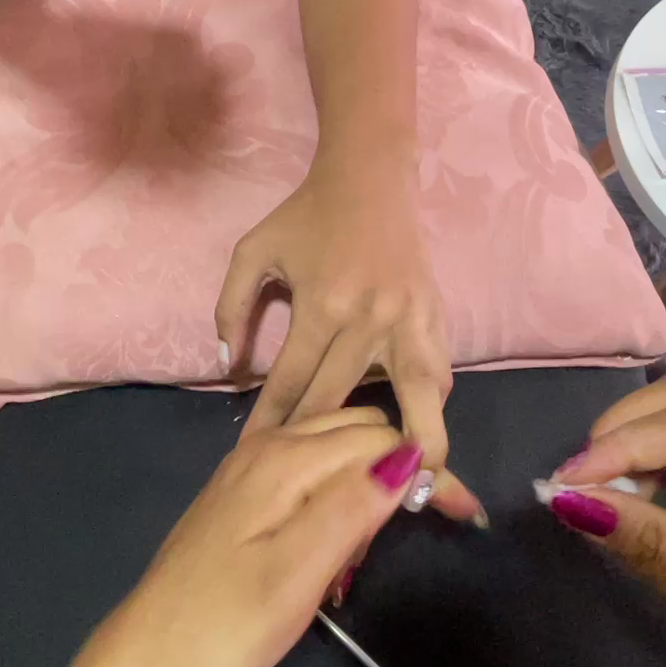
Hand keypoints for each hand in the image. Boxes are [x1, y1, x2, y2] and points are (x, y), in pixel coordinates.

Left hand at [67, 410, 421, 666]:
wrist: (144, 657)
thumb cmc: (222, 628)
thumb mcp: (293, 577)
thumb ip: (349, 510)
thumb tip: (409, 456)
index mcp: (283, 460)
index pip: (379, 439)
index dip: (430, 470)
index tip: (466, 515)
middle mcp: (266, 446)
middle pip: (358, 431)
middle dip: (402, 468)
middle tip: (418, 531)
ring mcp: (249, 467)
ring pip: (334, 446)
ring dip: (369, 479)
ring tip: (368, 548)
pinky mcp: (242, 491)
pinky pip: (308, 467)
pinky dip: (338, 488)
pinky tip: (334, 539)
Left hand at [215, 153, 479, 525]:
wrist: (368, 177)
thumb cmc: (306, 215)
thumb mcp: (253, 250)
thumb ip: (230, 306)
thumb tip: (225, 362)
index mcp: (322, 305)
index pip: (292, 383)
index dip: (270, 422)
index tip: (256, 456)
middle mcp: (370, 321)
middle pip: (344, 402)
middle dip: (322, 449)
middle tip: (312, 490)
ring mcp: (410, 320)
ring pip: (417, 398)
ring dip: (411, 443)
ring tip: (411, 488)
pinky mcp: (437, 315)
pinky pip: (440, 373)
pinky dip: (433, 404)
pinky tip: (424, 427)